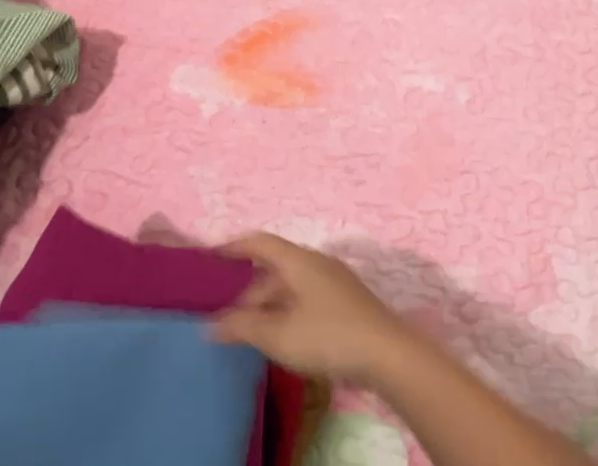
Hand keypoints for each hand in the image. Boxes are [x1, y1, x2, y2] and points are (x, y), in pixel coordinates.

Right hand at [210, 233, 414, 381]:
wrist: (386, 353)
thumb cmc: (328, 336)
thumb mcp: (277, 334)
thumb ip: (242, 326)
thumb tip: (211, 323)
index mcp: (301, 261)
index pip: (261, 243)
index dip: (235, 247)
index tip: (211, 257)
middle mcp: (318, 264)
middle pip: (275, 268)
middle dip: (248, 292)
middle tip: (226, 322)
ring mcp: (335, 282)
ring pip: (291, 285)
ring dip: (268, 305)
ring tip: (249, 334)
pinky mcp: (345, 302)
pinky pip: (305, 298)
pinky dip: (286, 311)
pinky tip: (281, 337)